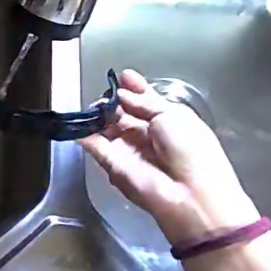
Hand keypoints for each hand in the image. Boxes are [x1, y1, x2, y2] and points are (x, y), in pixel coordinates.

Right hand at [82, 69, 261, 246]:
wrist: (189, 194)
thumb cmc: (190, 149)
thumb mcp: (173, 114)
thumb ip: (144, 101)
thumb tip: (123, 93)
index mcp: (168, 122)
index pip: (145, 102)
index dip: (134, 89)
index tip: (123, 76)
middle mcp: (147, 136)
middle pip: (124, 114)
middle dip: (113, 101)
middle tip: (105, 94)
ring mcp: (129, 151)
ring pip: (108, 127)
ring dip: (99, 114)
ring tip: (94, 106)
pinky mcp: (112, 166)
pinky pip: (95, 146)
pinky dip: (86, 134)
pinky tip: (80, 120)